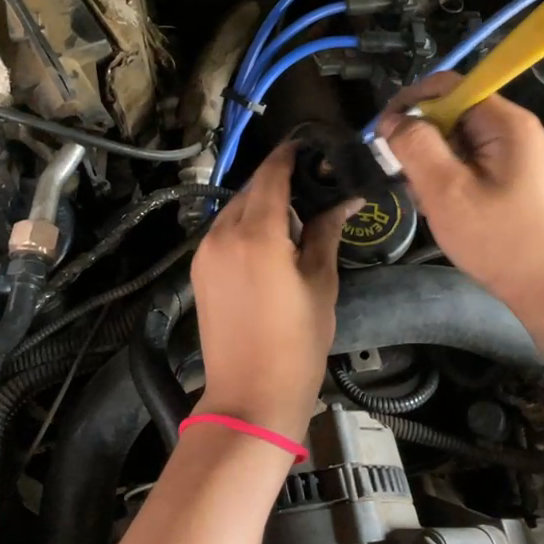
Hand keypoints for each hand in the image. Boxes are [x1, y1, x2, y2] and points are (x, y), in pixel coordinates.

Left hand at [190, 143, 358, 438]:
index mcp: (257, 233)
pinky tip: (269, 242)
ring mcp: (205, 252)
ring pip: (234, 209)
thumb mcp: (320, 284)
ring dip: (260, 204)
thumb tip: (345, 201)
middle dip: (278, 182)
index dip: (289, 155)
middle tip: (312, 186)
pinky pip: (223, 231)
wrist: (249, 396)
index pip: (272, 174)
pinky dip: (244, 225)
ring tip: (294, 216)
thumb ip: (326, 233)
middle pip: (250, 189)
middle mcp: (223, 233)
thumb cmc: (296, 344)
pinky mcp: (198, 270)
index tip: (309, 146)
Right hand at [381, 73, 543, 307]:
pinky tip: (445, 209)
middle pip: (454, 113)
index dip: (412, 102)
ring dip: (434, 163)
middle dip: (421, 138)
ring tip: (425, 199)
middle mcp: (517, 131)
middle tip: (402, 175)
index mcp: (506, 123)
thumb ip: (416, 147)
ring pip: (461, 142)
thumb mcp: (447, 192)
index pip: (450, 86)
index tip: (384, 132)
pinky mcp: (519, 181)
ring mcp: (521, 157)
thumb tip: (393, 119)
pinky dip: (452, 179)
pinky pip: (474, 164)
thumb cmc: (501, 241)